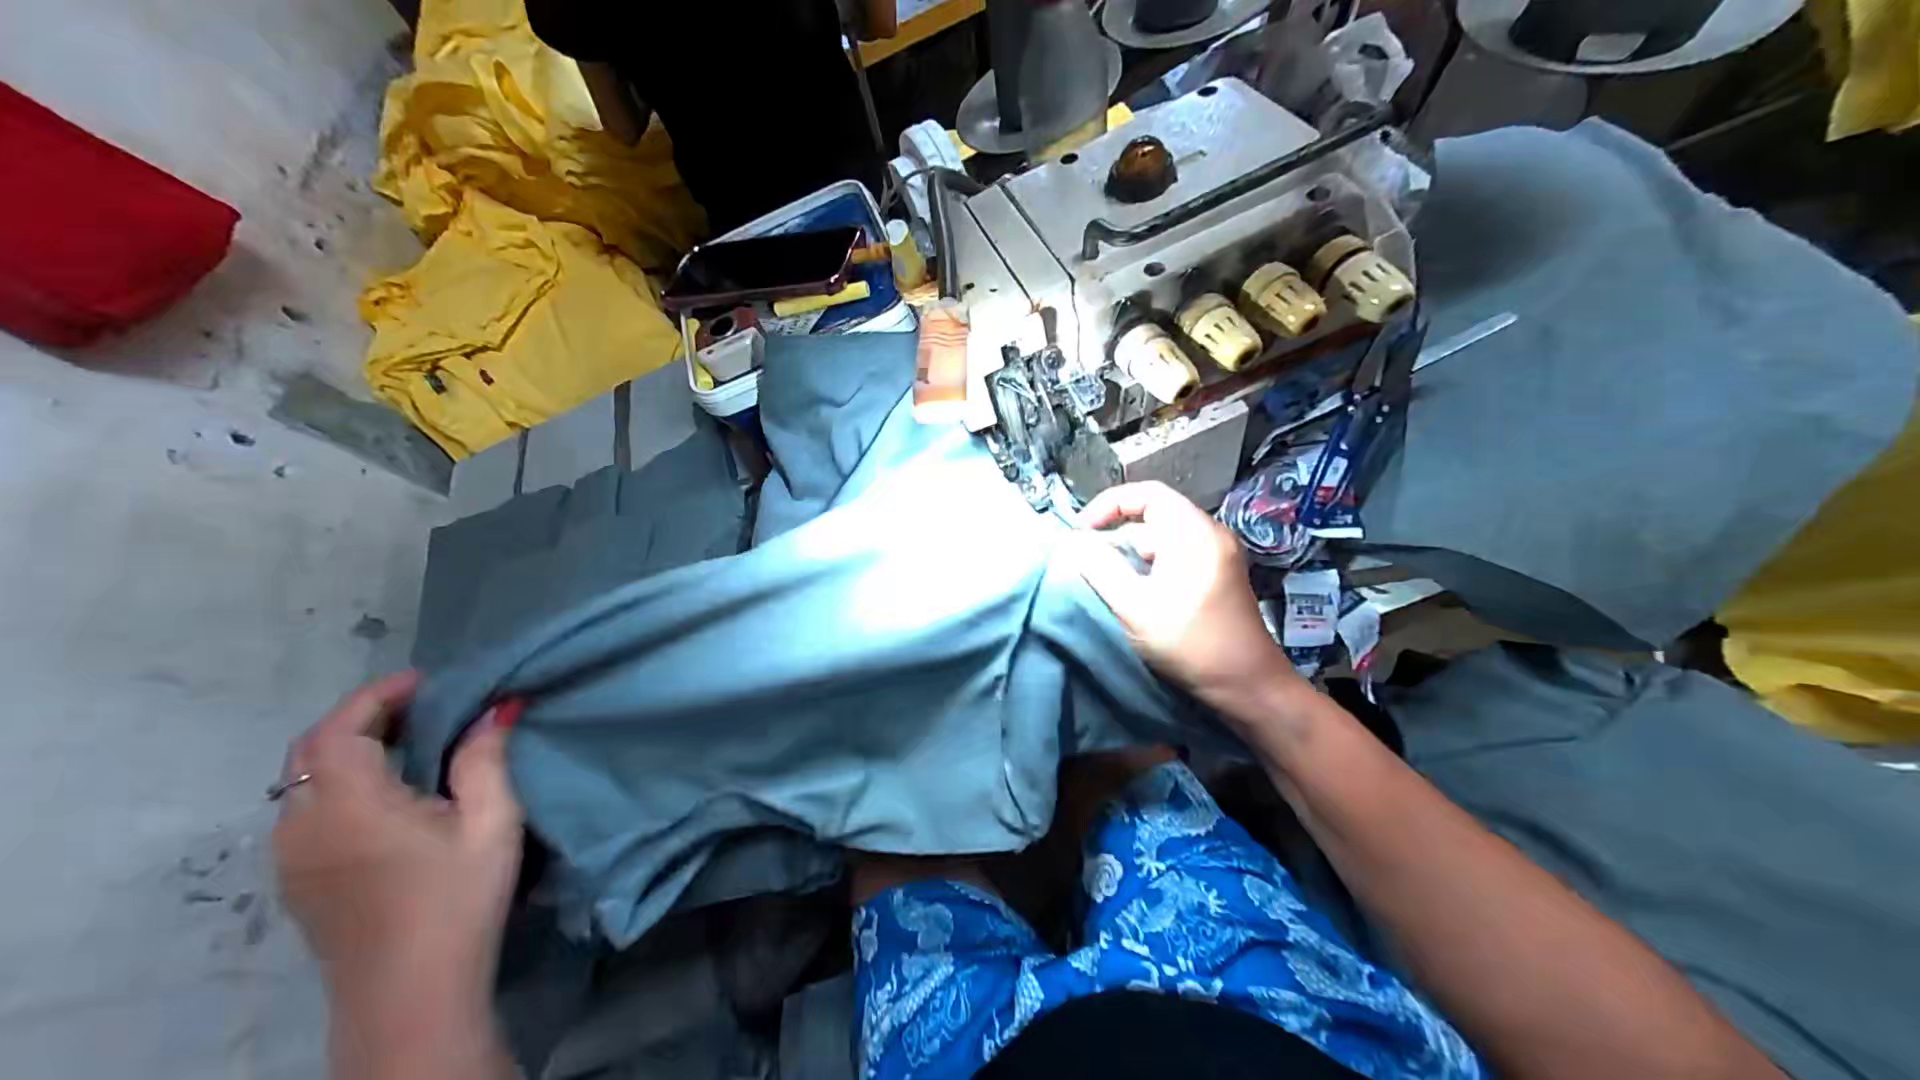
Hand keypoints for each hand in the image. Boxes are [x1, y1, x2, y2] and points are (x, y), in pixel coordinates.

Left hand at [272, 671, 521, 1079]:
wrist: (412, 993)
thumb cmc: (457, 899)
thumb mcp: (490, 822)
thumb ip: (486, 759)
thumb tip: (498, 708)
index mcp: (346, 806)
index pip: (339, 728)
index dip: (378, 695)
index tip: (428, 681)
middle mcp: (301, 826)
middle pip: (312, 750)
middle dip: (362, 717)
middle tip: (423, 707)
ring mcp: (292, 859)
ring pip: (304, 781)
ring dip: (350, 749)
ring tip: (411, 743)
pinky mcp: (298, 882)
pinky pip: (308, 810)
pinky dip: (343, 781)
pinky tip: (390, 795)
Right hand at [1073, 482, 1308, 719]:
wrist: (1248, 686)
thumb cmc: (1190, 643)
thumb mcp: (1134, 606)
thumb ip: (1100, 569)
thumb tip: (1076, 544)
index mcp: (1194, 532)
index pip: (1146, 493)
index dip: (1109, 505)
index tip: (1083, 532)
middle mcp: (1211, 534)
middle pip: (1154, 516)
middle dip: (1117, 536)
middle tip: (1091, 564)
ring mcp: (1218, 556)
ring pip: (1163, 540)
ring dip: (1132, 556)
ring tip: (1110, 585)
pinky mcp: (1218, 577)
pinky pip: (1176, 557)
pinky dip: (1151, 568)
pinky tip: (1137, 595)